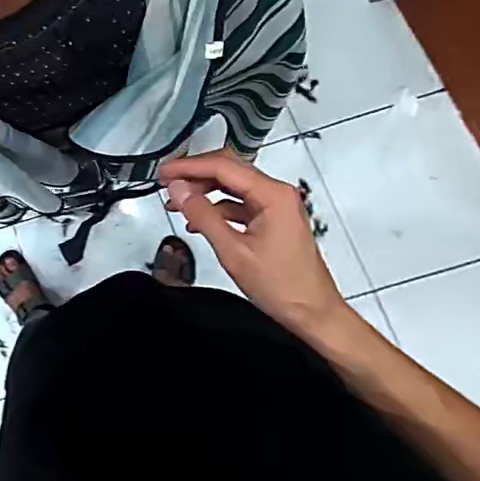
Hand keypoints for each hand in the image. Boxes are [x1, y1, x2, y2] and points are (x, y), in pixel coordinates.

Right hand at [159, 150, 350, 337]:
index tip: (165, 172)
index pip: (222, 167)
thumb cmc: (285, 288)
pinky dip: (217, 206)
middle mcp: (278, 194)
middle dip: (194, 174)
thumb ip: (203, 216)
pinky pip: (239, 202)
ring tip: (178, 200)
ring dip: (204, 190)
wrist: (313, 313)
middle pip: (228, 170)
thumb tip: (180, 191)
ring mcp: (277, 205)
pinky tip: (199, 218)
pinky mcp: (273, 218)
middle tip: (167, 180)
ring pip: (232, 185)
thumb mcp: (233, 252)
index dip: (188, 168)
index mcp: (273, 195)